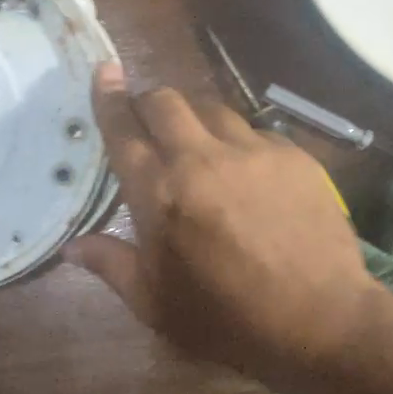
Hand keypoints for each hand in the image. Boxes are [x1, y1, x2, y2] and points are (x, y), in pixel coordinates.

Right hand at [63, 62, 384, 376]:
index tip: (105, 71)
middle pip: (165, 101)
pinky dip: (237, 143)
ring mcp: (253, 152)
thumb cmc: (226, 319)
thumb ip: (111, 264)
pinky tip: (244, 172)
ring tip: (196, 145)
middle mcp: (201, 159)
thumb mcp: (154, 304)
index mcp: (159, 193)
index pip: (123, 130)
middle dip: (148, 102)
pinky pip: (254, 131)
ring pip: (212, 108)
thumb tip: (71, 245)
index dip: (109, 98)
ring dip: (193, 119)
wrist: (321, 322)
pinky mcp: (293, 156)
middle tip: (146, 123)